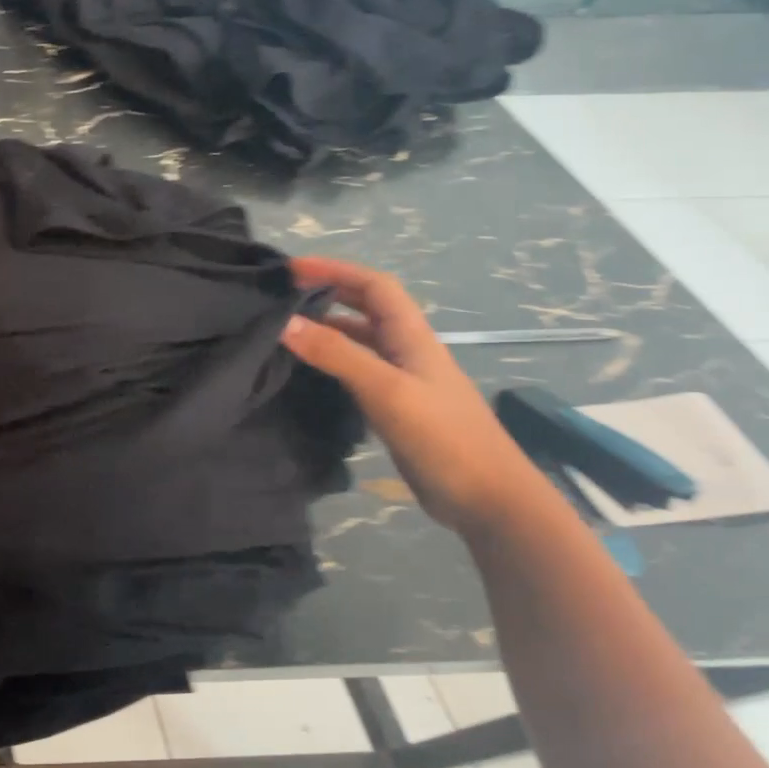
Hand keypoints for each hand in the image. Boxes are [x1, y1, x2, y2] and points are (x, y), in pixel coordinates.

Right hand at [278, 257, 542, 532]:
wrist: (488, 499)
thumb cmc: (443, 437)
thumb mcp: (386, 390)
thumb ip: (336, 354)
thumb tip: (283, 322)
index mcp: (413, 338)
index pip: (374, 286)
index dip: (334, 270)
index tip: (290, 268)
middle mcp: (407, 351)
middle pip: (367, 308)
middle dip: (327, 292)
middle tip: (279, 293)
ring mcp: (402, 380)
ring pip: (359, 339)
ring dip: (324, 326)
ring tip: (281, 328)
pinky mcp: (395, 407)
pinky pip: (355, 369)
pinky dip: (328, 359)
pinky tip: (304, 370)